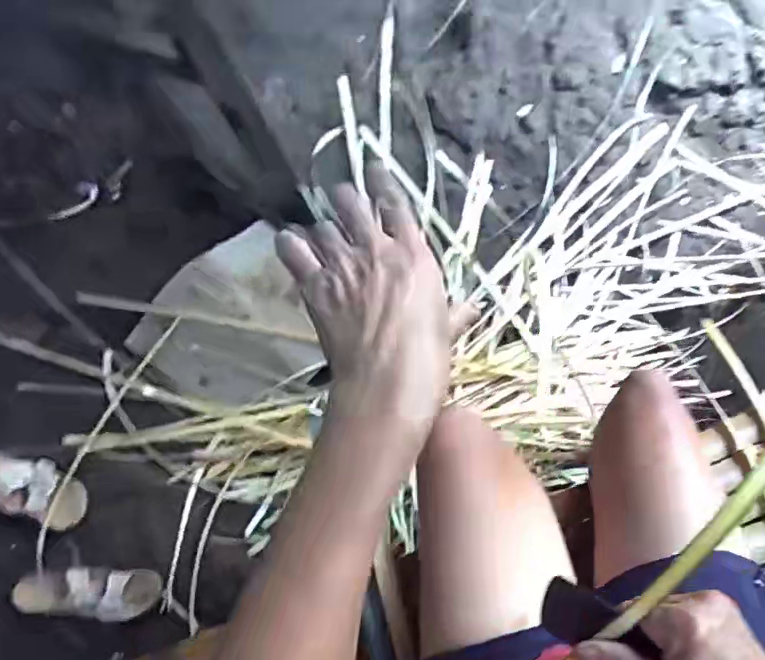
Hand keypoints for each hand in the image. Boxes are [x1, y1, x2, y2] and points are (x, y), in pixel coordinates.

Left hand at [276, 174, 450, 428]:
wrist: (387, 384)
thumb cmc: (429, 361)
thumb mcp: (449, 334)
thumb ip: (456, 314)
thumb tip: (472, 308)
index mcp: (415, 258)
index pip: (396, 204)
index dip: (384, 184)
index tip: (375, 171)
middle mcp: (376, 250)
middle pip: (350, 201)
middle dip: (347, 200)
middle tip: (346, 206)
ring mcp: (341, 265)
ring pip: (321, 224)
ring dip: (324, 230)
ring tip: (327, 240)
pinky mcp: (313, 285)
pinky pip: (292, 248)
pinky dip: (293, 245)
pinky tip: (296, 249)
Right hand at [575, 591, 764, 659]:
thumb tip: (580, 647)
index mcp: (683, 618)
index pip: (629, 611)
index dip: (616, 632)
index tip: (611, 655)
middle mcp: (699, 596)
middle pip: (649, 606)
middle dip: (639, 631)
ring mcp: (716, 597)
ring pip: (666, 606)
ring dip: (659, 628)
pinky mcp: (726, 603)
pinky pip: (686, 607)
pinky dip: (678, 624)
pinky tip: (686, 652)